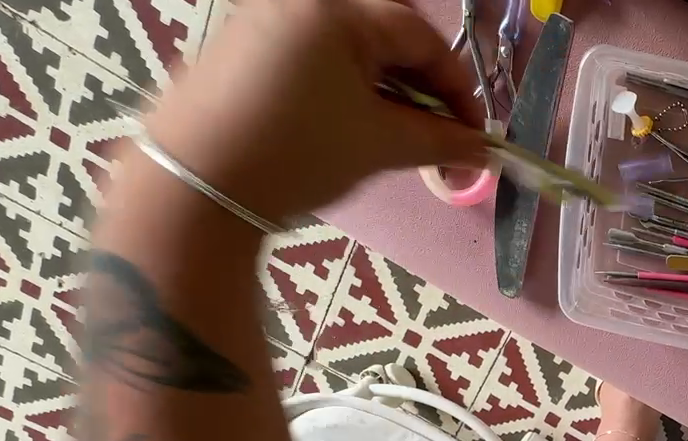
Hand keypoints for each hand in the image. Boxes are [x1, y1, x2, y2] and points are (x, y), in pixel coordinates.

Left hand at [140, 0, 484, 223]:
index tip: (476, 135)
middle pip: (389, 37)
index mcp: (337, 11)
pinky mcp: (252, 48)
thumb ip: (442, 142)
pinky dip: (358, 90)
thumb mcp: (382, 144)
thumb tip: (484, 150)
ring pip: (357, 50)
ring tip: (408, 140)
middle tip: (445, 137)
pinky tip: (364, 128)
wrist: (203, 175)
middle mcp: (303, 2)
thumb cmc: (302, 150)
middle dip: (428, 89)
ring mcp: (271, 20)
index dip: (459, 87)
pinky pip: (324, 59)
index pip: (421, 37)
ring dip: (395, 92)